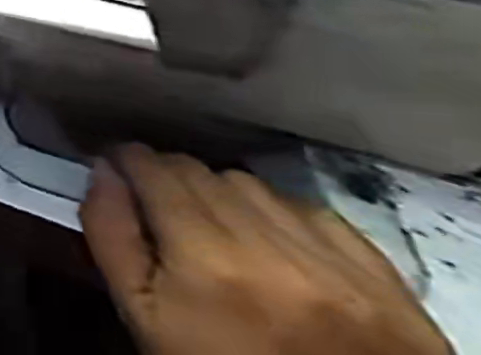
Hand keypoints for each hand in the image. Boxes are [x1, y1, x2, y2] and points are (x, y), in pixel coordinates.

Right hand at [82, 144, 451, 354]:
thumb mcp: (144, 319)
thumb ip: (111, 236)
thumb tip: (103, 171)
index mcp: (204, 258)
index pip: (149, 166)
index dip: (125, 162)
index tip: (117, 172)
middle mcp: (267, 245)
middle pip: (195, 169)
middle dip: (168, 177)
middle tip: (160, 205)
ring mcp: (329, 258)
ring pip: (247, 183)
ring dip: (221, 193)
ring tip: (218, 228)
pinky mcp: (378, 274)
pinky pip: (308, 209)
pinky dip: (279, 215)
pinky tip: (274, 245)